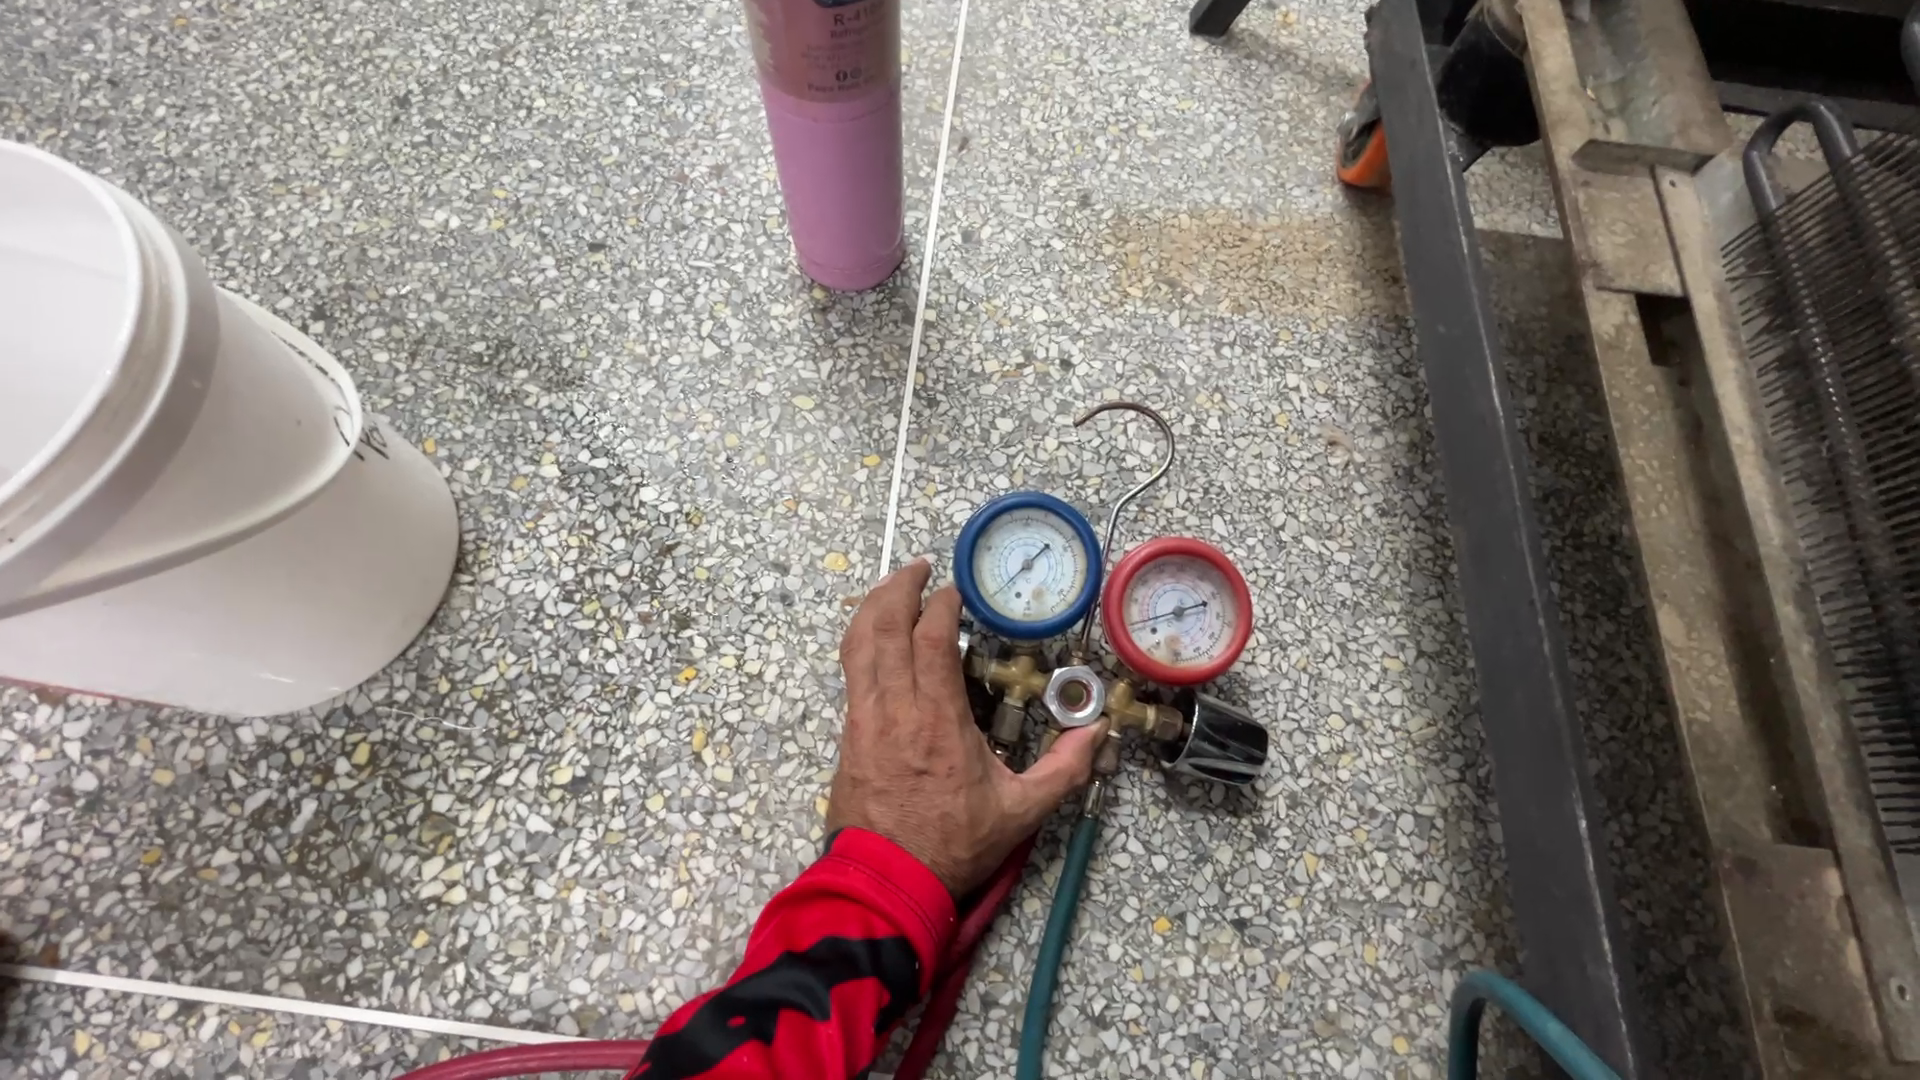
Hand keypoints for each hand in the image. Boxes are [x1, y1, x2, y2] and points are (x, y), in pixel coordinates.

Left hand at [828, 558, 1105, 894]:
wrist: (886, 881)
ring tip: (893, 585)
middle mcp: (894, 707)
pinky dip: (861, 637)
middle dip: (900, 586)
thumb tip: (1098, 732)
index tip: (956, 591)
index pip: (930, 639)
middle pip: (885, 626)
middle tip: (920, 567)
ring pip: (858, 643)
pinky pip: (849, 669)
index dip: (942, 604)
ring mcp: (864, 717)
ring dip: (874, 605)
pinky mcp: (848, 731)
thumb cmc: (953, 844)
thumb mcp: (1020, 812)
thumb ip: (1064, 769)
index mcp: (937, 719)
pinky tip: (874, 632)